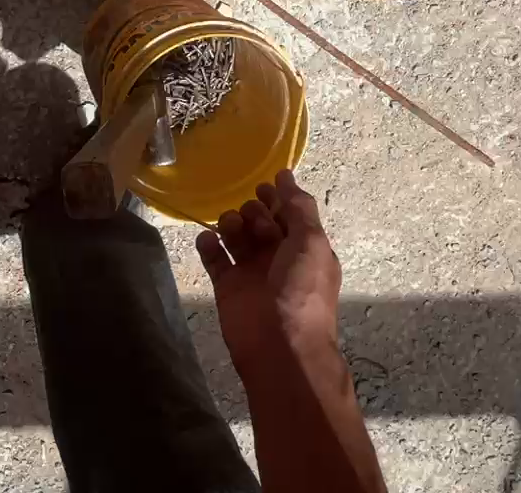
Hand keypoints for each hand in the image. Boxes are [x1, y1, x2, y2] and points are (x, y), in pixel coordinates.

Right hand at [197, 170, 341, 368]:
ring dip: (231, 223)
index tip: (262, 187)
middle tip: (253, 223)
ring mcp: (250, 271)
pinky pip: (213, 256)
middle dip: (253, 212)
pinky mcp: (226, 285)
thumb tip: (285, 174)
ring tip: (231, 229)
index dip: (276, 198)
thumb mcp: (311, 243)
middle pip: (258, 220)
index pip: (287, 213)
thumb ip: (299, 207)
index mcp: (303, 248)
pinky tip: (210, 241)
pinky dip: (208, 244)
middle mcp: (277, 257)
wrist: (280, 346)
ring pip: (235, 234)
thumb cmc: (302, 291)